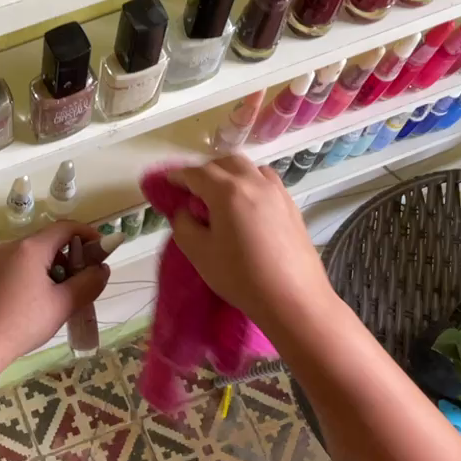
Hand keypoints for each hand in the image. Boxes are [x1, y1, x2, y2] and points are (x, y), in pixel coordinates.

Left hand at [0, 220, 111, 370]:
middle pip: (45, 242)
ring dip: (46, 268)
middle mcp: (8, 247)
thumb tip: (102, 268)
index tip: (100, 251)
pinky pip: (10, 269)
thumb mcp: (63, 305)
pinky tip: (25, 304)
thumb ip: (88, 283)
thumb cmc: (23, 323)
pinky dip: (26, 277)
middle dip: (67, 257)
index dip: (87, 234)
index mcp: (31, 248)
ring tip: (53, 297)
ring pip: (27, 257)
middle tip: (78, 282)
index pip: (66, 227)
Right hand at [167, 155, 337, 331]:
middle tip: (192, 191)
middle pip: (226, 162)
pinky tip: (246, 208)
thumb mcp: (199, 253)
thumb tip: (186, 212)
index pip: (197, 173)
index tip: (167, 183)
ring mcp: (277, 192)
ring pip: (249, 168)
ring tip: (220, 197)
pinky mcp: (291, 206)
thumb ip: (184, 225)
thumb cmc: (240, 277)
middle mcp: (255, 182)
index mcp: (228, 192)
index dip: (178, 176)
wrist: (292, 297)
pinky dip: (250, 184)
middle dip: (205, 171)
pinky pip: (266, 182)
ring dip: (230, 174)